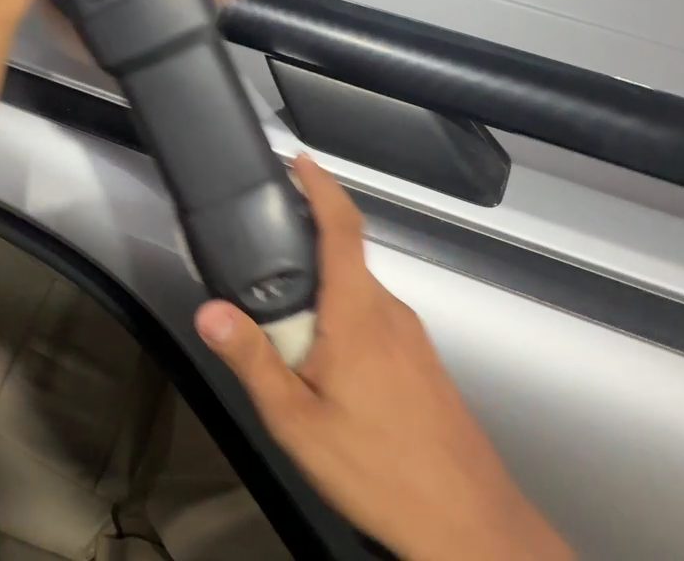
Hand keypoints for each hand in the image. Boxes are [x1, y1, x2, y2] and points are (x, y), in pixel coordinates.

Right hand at [194, 157, 571, 560]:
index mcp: (359, 316)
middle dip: (296, 266)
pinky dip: (340, 329)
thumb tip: (210, 312)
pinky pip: (372, 324)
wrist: (473, 530)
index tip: (299, 160)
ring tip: (287, 349)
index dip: (320, 186)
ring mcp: (413, 340)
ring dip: (317, 305)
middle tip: (259, 295)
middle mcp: (392, 315)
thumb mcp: (298, 421)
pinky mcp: (421, 365)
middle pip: (340, 262)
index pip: (343, 228)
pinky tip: (326, 378)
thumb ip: (253, 360)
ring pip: (354, 298)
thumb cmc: (384, 473)